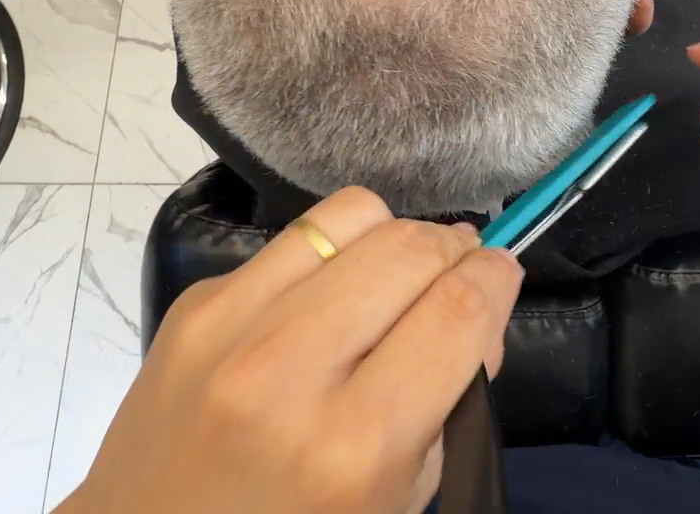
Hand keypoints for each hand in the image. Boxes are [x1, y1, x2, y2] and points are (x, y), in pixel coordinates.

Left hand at [58, 187, 523, 513]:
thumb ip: (453, 392)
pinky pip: (300, 231)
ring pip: (358, 214)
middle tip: (458, 270)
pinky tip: (331, 288)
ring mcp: (231, 326)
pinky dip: (338, 246)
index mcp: (356, 445)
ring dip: (399, 235)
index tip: (502, 274)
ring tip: (397, 272)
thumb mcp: (400, 496)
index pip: (460, 310)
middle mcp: (290, 372)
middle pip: (412, 249)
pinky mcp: (196, 300)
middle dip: (455, 250)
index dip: (497, 277)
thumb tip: (480, 296)